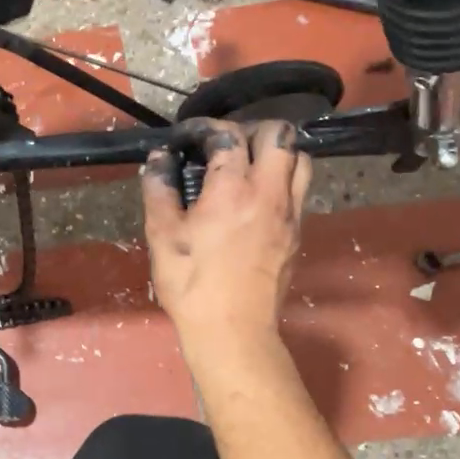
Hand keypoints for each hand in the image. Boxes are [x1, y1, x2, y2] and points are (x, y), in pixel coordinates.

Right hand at [141, 118, 311, 351]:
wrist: (232, 329)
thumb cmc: (191, 282)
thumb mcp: (161, 234)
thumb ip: (160, 189)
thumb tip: (159, 159)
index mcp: (232, 189)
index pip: (229, 136)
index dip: (207, 129)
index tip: (188, 137)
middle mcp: (269, 192)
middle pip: (279, 135)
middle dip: (251, 130)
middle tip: (225, 145)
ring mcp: (290, 213)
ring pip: (300, 159)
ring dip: (276, 152)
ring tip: (248, 164)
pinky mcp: (297, 233)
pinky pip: (299, 189)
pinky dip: (283, 178)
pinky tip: (257, 196)